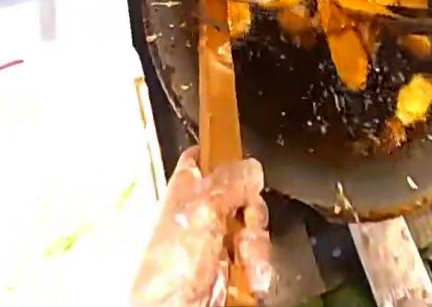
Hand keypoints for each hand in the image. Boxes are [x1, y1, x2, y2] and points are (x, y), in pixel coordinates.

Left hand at [130, 147, 273, 306]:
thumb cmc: (172, 262)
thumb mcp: (203, 207)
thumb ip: (230, 181)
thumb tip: (252, 167)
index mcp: (186, 188)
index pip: (203, 158)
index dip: (222, 154)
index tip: (240, 159)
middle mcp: (202, 212)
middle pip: (241, 191)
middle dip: (252, 208)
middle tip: (248, 220)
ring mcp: (217, 244)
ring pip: (253, 226)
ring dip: (257, 243)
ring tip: (246, 260)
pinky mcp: (231, 272)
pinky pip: (258, 259)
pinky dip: (259, 267)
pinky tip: (251, 278)